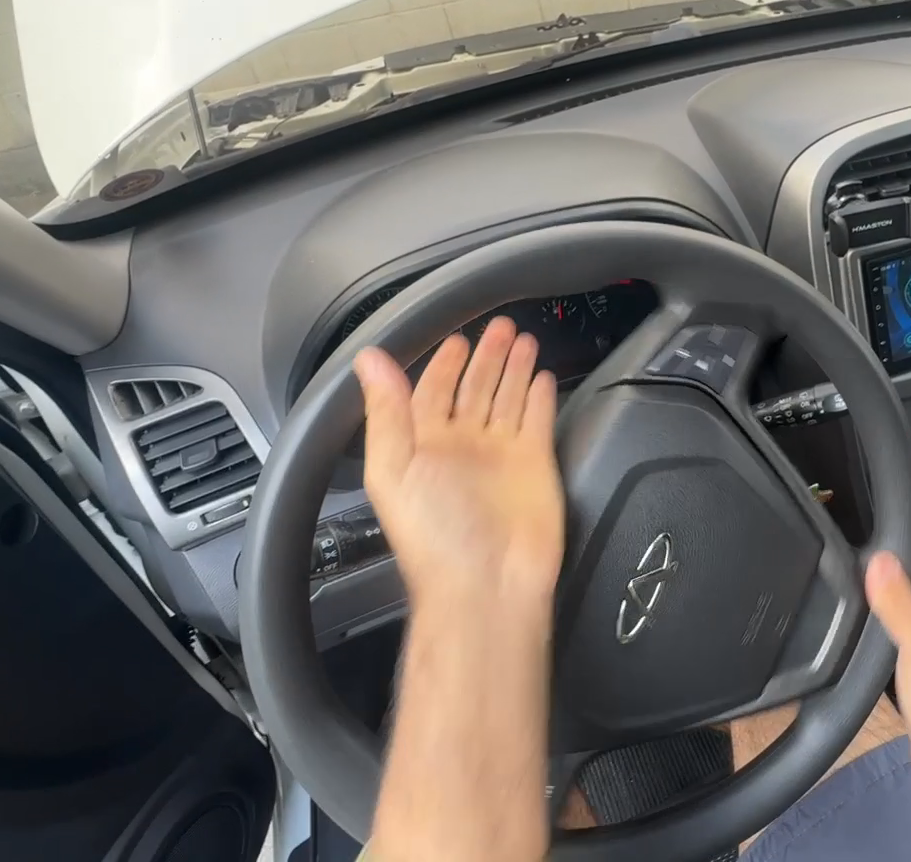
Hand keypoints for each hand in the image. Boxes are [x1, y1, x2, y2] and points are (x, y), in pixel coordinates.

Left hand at [353, 317, 564, 614]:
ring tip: (523, 339)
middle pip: (476, 388)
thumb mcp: (394, 469)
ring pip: (508, 397)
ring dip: (514, 368)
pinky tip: (542, 377)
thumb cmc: (434, 535)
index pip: (433, 392)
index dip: (443, 365)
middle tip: (499, 327)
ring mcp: (502, 453)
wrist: (488, 583)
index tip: (456, 339)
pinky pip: (537, 419)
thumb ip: (386, 411)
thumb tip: (368, 359)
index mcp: (424, 447)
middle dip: (486, 356)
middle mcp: (464, 446)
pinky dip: (540, 397)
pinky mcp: (535, 463)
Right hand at [864, 536, 910, 795]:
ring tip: (855, 586)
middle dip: (889, 563)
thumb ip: (897, 601)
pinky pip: (905, 620)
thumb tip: (878, 558)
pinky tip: (868, 622)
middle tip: (853, 561)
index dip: (904, 536)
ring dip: (887, 590)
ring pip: (910, 596)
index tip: (870, 534)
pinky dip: (887, 616)